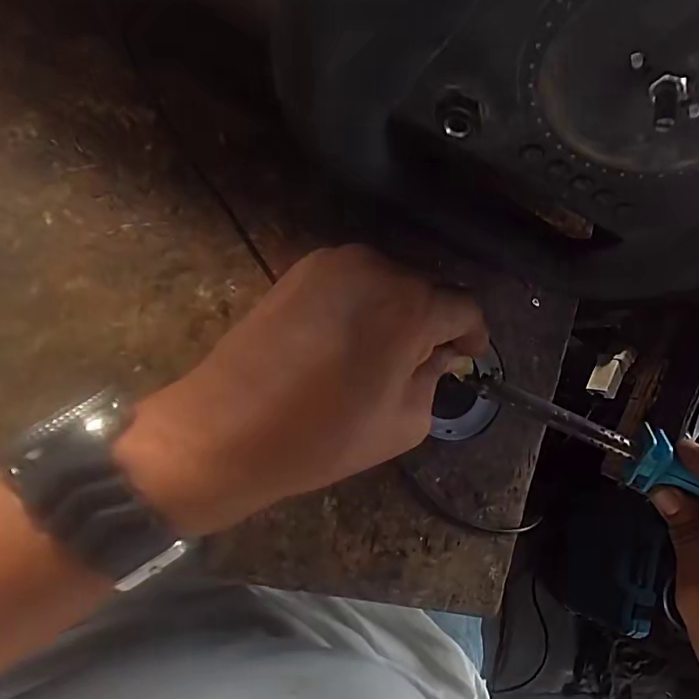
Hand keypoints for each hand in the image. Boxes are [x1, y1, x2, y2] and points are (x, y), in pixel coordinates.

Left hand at [115, 245, 487, 533]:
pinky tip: (351, 341)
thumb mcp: (406, 420)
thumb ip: (435, 377)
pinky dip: (365, 305)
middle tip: (425, 362)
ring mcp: (333, 263)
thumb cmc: (325, 436)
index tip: (466, 358)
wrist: (226, 430)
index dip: (472, 335)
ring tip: (384, 354)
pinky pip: (354, 282)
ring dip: (399, 311)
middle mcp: (377, 269)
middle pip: (428, 289)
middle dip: (434, 323)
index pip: (464, 307)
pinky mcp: (300, 270)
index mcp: (411, 306)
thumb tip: (440, 355)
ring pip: (390, 282)